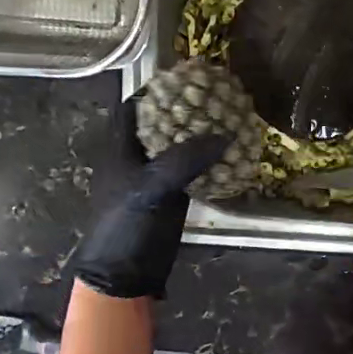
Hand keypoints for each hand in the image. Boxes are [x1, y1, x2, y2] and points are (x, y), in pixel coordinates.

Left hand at [71, 97, 228, 298]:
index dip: (155, 91)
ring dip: (200, 136)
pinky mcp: (172, 197)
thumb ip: (184, 160)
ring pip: (178, 147)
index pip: (133, 107)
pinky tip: (231, 157)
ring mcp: (155, 179)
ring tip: (229, 121)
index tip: (185, 79)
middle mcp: (137, 158)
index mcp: (121, 149)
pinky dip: (208, 162)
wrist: (124, 274)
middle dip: (185, 110)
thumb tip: (223, 134)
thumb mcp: (152, 189)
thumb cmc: (127, 226)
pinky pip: (191, 171)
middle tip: (216, 99)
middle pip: (160, 124)